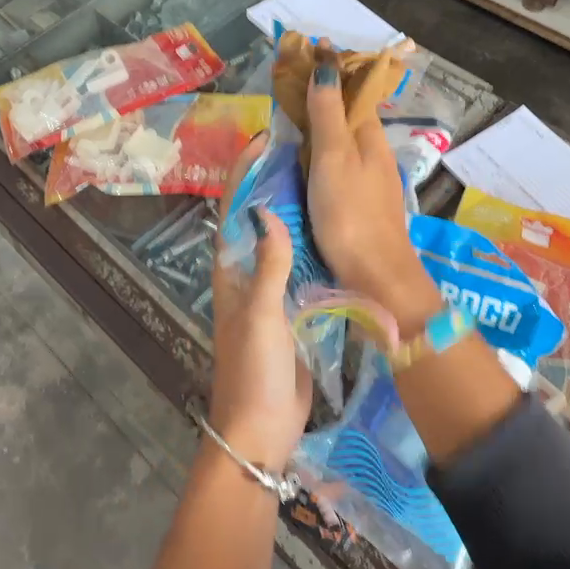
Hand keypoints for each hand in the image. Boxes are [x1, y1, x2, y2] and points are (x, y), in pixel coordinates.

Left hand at [208, 139, 311, 469]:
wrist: (262, 427)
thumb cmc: (253, 367)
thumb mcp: (261, 312)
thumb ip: (269, 263)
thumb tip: (268, 211)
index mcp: (231, 271)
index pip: (233, 211)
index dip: (243, 175)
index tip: (262, 141)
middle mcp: (249, 276)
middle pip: (259, 221)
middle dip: (275, 187)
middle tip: (306, 153)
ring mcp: (273, 294)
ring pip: (284, 244)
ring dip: (297, 215)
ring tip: (325, 181)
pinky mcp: (296, 312)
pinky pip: (304, 271)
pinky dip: (316, 249)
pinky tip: (338, 233)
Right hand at [303, 53, 441, 329]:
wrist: (376, 278)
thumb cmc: (351, 214)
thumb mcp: (334, 157)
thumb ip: (328, 113)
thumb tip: (325, 64)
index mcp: (369, 135)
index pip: (351, 88)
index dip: (329, 68)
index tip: (304, 49)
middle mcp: (371, 152)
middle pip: (345, 112)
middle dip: (321, 92)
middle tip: (285, 79)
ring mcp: (367, 179)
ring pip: (340, 139)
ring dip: (318, 122)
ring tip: (285, 114)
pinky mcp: (358, 203)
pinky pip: (335, 164)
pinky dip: (317, 151)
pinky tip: (299, 161)